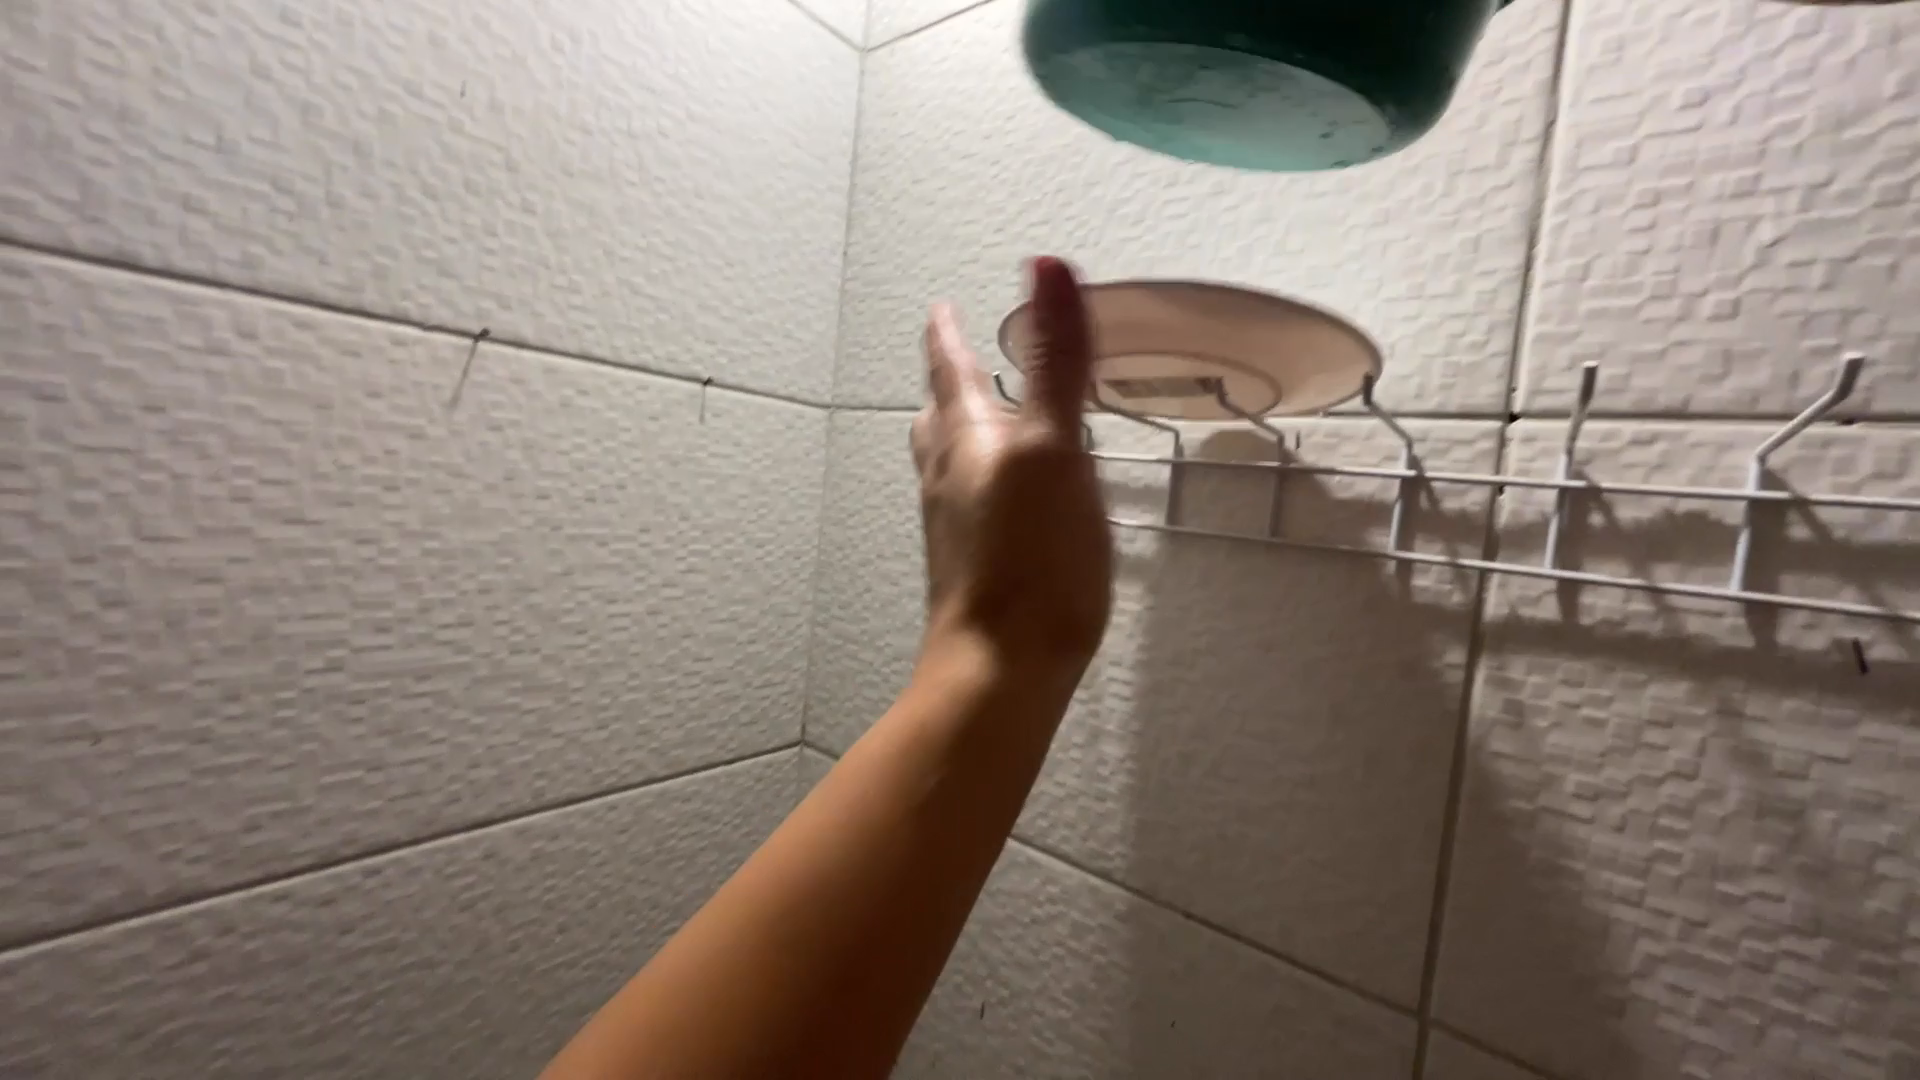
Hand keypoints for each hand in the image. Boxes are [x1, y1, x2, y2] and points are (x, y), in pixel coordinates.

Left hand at [910, 257, 1113, 676]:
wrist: (1002, 665)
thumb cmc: (1033, 556)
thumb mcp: (1055, 447)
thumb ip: (1056, 360)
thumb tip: (1044, 264)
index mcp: (968, 439)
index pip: (951, 371)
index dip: (947, 336)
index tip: (939, 309)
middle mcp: (949, 476)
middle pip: (938, 417)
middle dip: (946, 385)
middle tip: (951, 360)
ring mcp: (954, 524)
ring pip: (946, 461)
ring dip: (956, 431)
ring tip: (969, 419)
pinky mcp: (970, 564)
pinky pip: (966, 501)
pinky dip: (978, 477)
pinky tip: (998, 496)